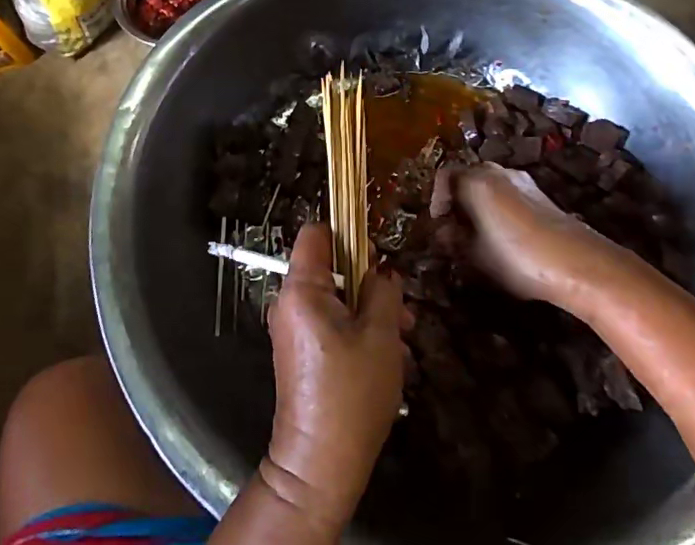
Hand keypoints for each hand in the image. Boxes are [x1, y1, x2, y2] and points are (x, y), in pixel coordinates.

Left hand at [262, 224, 404, 533]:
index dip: (348, 229)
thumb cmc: (352, 391)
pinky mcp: (305, 353)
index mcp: (301, 291)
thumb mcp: (380, 332)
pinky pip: (334, 322)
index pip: (316, 233)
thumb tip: (383, 268)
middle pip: (332, 267)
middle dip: (371, 279)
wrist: (321, 465)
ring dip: (373, 307)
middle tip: (402, 302)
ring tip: (404, 332)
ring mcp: (296, 330)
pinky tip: (390, 351)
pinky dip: (361, 328)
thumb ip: (384, 287)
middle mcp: (291, 304)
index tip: (379, 245)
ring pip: (338, 297)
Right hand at [430, 163, 621, 306]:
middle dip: (458, 201)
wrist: (575, 262)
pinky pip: (510, 192)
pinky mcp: (541, 194)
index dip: (437, 199)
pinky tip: (505, 236)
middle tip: (454, 230)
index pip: (445, 176)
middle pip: (469, 176)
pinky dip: (499, 207)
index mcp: (478, 181)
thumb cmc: (516, 258)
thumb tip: (445, 232)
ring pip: (491, 184)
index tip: (438, 224)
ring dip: (480, 204)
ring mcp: (523, 180)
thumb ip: (455, 240)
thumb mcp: (475, 255)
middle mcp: (499, 172)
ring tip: (478, 235)